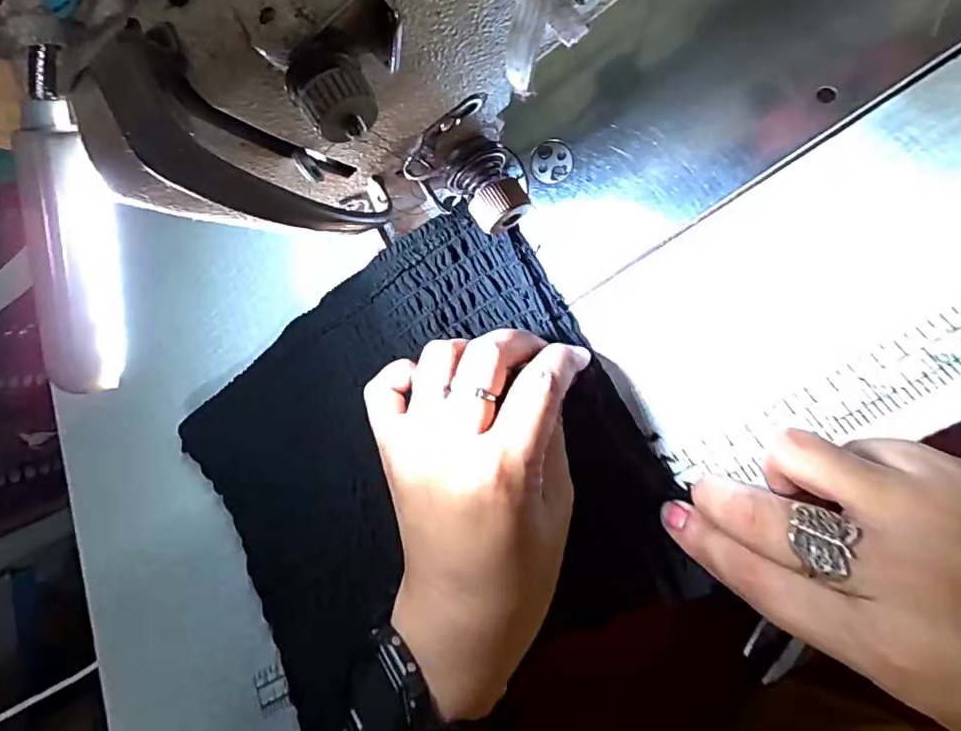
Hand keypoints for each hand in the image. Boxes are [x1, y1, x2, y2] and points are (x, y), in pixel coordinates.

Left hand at [363, 330, 586, 719]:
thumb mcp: (558, 503)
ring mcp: (412, 443)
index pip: (538, 382)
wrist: (456, 618)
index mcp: (503, 467)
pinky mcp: (388, 449)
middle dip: (522, 343)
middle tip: (539, 356)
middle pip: (486, 356)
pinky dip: (411, 372)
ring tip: (490, 373)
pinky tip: (437, 387)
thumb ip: (553, 432)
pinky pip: (386, 385)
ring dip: (471, 353)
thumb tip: (554, 379)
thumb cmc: (521, 573)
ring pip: (438, 356)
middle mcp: (451, 445)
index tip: (574, 357)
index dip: (563, 359)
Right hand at [663, 431, 960, 730]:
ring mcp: (922, 508)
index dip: (712, 545)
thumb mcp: (921, 687)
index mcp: (887, 648)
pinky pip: (866, 445)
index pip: (769, 584)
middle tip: (697, 482)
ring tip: (814, 489)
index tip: (675, 515)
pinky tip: (880, 488)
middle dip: (724, 497)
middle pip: (776, 519)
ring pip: (809, 455)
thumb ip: (845, 618)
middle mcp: (896, 572)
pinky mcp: (948, 468)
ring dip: (794, 469)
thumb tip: (780, 548)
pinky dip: (854, 464)